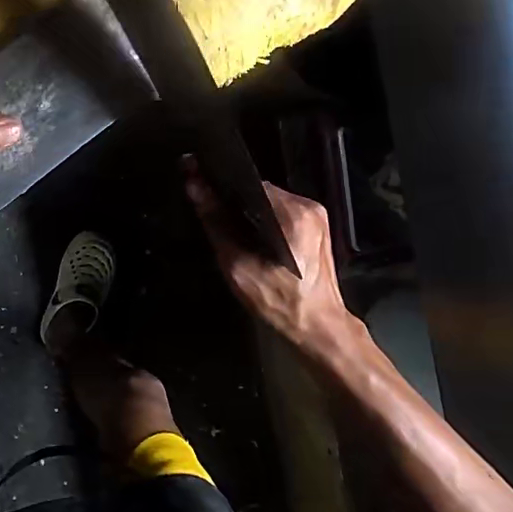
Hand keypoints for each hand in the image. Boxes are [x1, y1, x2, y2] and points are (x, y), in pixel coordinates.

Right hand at [184, 164, 358, 350]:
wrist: (319, 327)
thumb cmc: (279, 302)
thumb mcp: (238, 266)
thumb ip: (215, 223)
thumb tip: (193, 185)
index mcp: (293, 213)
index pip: (248, 184)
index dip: (222, 187)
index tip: (201, 191)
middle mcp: (309, 206)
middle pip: (259, 190)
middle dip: (236, 202)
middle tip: (217, 219)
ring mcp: (317, 214)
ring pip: (269, 200)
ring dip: (250, 211)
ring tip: (234, 230)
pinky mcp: (318, 225)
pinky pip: (282, 211)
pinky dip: (265, 219)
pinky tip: (255, 238)